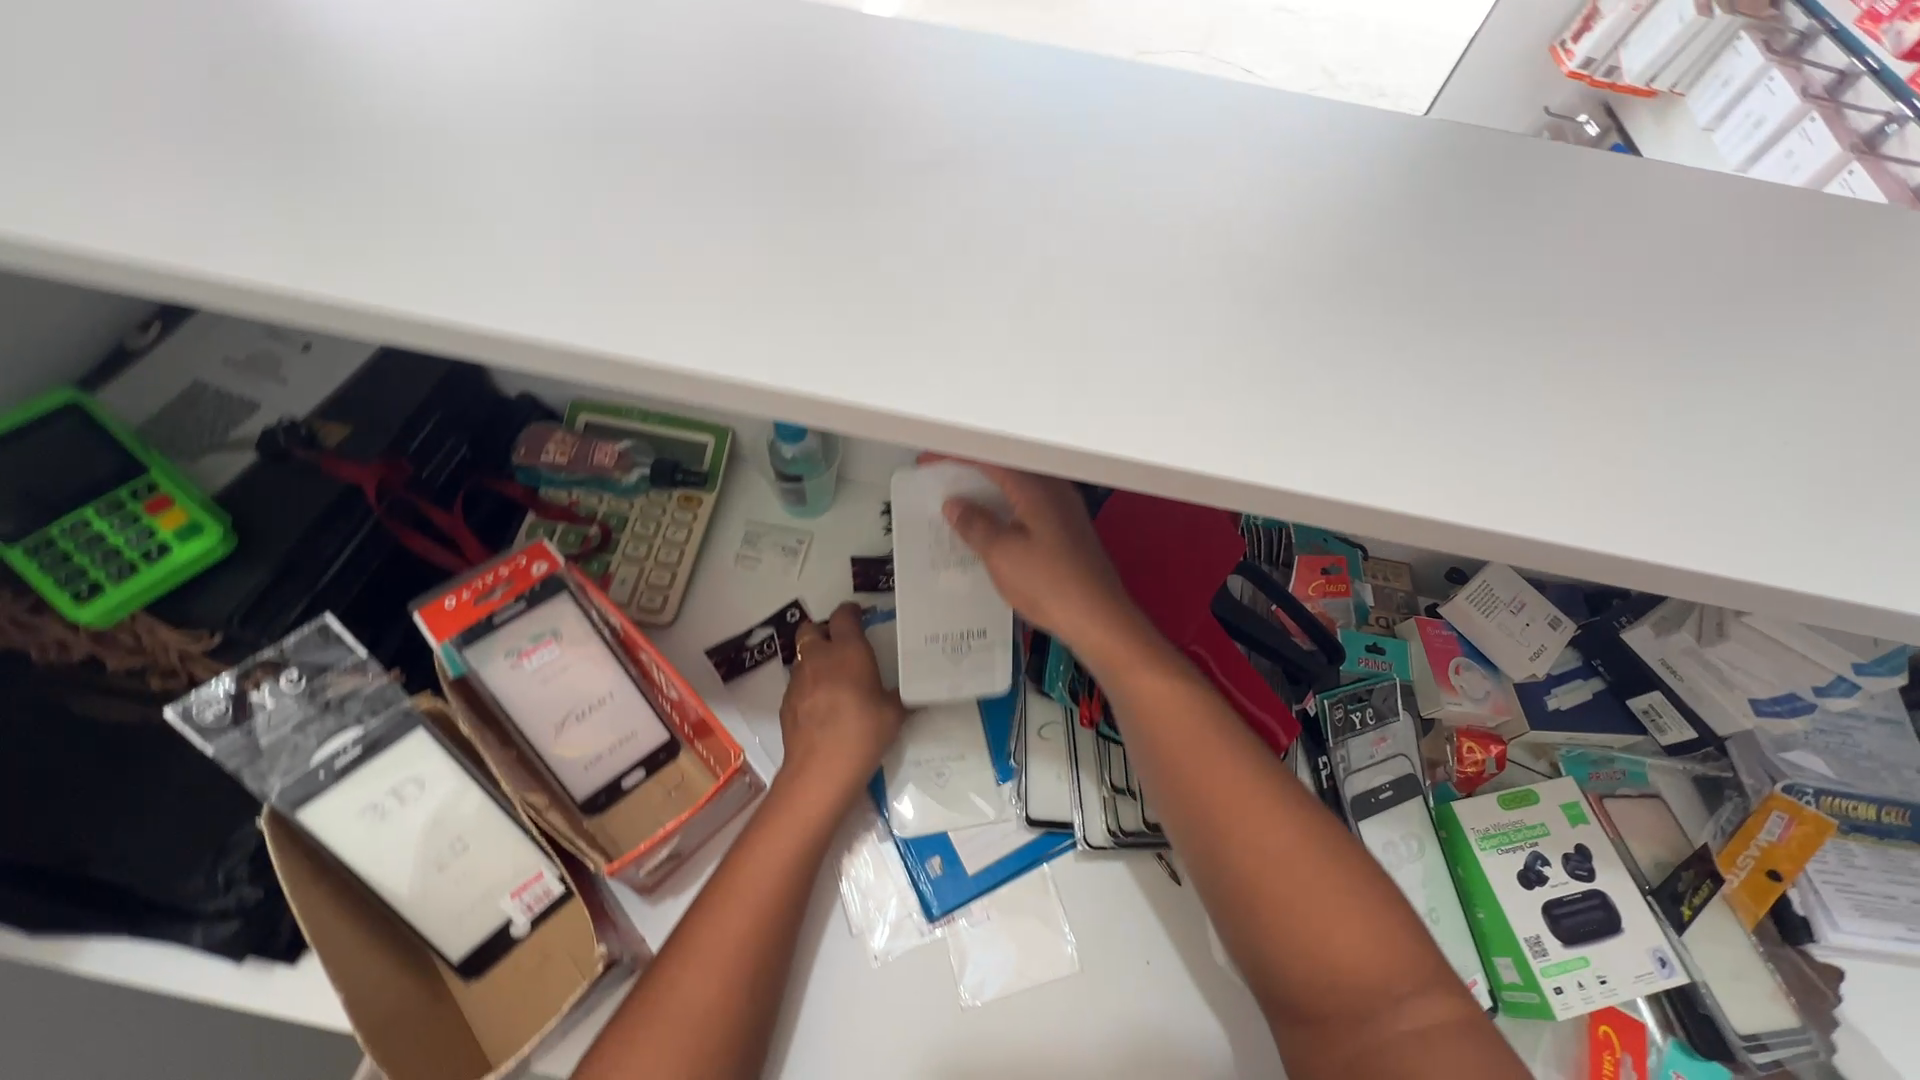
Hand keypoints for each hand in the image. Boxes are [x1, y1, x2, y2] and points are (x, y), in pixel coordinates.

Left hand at [778, 602, 904, 799]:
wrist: (821, 768)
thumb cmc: (864, 732)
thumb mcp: (894, 713)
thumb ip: (899, 696)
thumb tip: (911, 693)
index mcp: (848, 651)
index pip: (843, 615)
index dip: (850, 612)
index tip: (859, 615)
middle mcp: (818, 657)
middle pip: (810, 628)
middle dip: (822, 630)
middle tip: (839, 645)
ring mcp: (798, 680)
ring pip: (802, 657)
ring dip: (814, 660)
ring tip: (832, 679)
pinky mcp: (786, 702)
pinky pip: (797, 684)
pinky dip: (807, 686)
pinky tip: (821, 707)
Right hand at [923, 455, 1143, 653]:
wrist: (1100, 618)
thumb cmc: (1049, 584)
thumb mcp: (1002, 554)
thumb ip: (975, 524)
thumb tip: (954, 503)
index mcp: (1036, 487)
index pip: (989, 459)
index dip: (954, 458)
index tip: (926, 464)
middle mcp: (1054, 489)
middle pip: (1006, 468)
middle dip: (971, 472)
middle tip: (938, 481)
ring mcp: (1065, 509)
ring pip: (1018, 488)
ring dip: (988, 492)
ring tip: (958, 502)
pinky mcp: (1068, 530)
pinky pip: (1028, 506)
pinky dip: (1005, 508)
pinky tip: (991, 525)